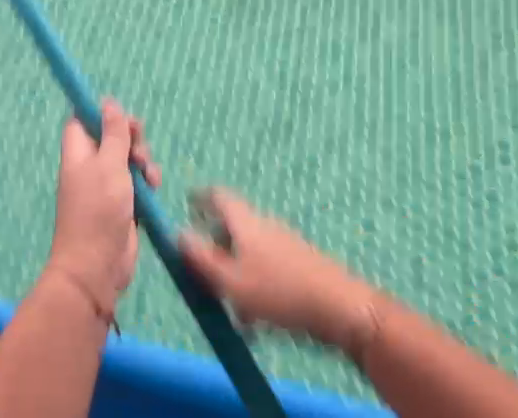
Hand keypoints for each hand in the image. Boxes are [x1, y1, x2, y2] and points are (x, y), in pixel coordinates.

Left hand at [45, 100, 159, 319]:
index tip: (123, 119)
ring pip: (128, 160)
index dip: (102, 114)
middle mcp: (90, 167)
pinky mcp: (123, 204)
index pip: (83, 121)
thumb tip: (108, 102)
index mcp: (78, 153)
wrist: (97, 266)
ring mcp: (106, 187)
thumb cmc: (98, 210)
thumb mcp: (109, 165)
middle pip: (112, 138)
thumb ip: (113, 134)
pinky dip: (147, 182)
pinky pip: (137, 183)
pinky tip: (154, 188)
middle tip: (139, 150)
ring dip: (143, 161)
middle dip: (131, 139)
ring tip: (149, 175)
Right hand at [180, 188, 381, 355]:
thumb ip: (201, 258)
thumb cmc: (279, 292)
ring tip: (232, 312)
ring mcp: (283, 244)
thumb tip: (178, 233)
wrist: (339, 308)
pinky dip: (255, 289)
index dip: (200, 199)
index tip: (187, 207)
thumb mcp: (230, 280)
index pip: (218, 196)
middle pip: (231, 229)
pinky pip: (266, 271)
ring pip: (248, 255)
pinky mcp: (298, 265)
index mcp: (245, 222)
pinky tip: (258, 322)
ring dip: (234, 278)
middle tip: (203, 277)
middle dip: (215, 252)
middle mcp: (264, 226)